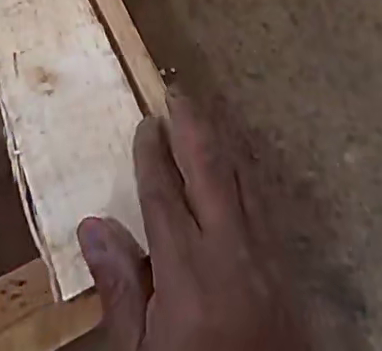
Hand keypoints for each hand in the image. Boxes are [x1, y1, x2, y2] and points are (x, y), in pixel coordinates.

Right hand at [77, 97, 305, 350]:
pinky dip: (248, 170)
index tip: (144, 122)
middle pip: (209, 169)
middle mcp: (229, 252)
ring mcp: (265, 256)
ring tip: (204, 111)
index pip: (163, 193)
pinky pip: (265, 202)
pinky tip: (239, 159)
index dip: (151, 153)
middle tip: (174, 92)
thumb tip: (92, 225)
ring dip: (222, 139)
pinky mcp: (288, 268)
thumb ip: (121, 288)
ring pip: (243, 178)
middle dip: (191, 126)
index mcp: (186, 272)